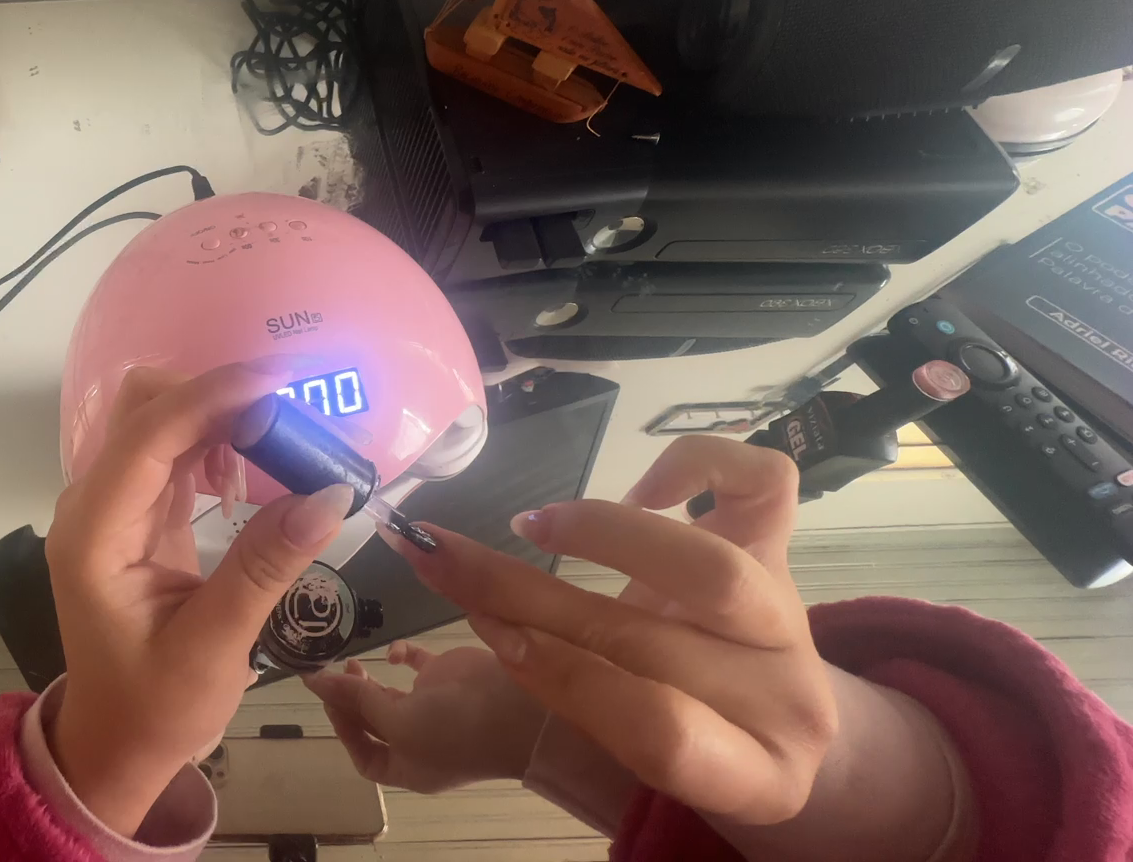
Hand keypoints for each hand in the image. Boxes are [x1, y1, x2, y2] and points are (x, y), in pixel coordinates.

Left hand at [45, 359, 352, 834]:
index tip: (278, 381)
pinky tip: (255, 456)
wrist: (116, 738)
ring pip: (161, 419)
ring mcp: (114, 502)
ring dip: (219, 412)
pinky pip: (176, 449)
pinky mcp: (139, 509)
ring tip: (282, 430)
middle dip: (213, 395)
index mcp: (94, 533)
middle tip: (287, 412)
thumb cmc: (155, 706)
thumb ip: (264, 566)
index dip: (210, 397)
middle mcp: (94, 503)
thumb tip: (329, 496)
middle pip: (144, 408)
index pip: (147, 437)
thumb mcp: (215, 648)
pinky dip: (216, 438)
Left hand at [301, 639, 547, 792]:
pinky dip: (399, 655)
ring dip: (368, 680)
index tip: (328, 697)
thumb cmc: (455, 729)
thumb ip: (357, 700)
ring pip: (389, 694)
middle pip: (372, 721)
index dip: (342, 730)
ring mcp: (433, 706)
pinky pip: (414, 665)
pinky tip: (392, 650)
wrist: (518, 708)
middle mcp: (418, 738)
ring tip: (353, 662)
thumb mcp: (400, 723)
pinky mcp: (445, 676)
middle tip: (334, 672)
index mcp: (409, 765)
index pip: (365, 756)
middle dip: (350, 700)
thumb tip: (313, 681)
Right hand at [385, 436, 837, 825]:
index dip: (562, 676)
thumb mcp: (613, 733)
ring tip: (530, 523)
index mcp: (747, 774)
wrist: (760, 709)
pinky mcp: (782, 554)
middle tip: (447, 557)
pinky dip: (697, 465)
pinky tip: (643, 487)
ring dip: (593, 531)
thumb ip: (550, 678)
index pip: (658, 732)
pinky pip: (764, 485)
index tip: (484, 628)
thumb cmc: (669, 726)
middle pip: (651, 637)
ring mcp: (792, 620)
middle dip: (526, 593)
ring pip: (709, 565)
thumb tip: (467, 593)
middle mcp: (784, 699)